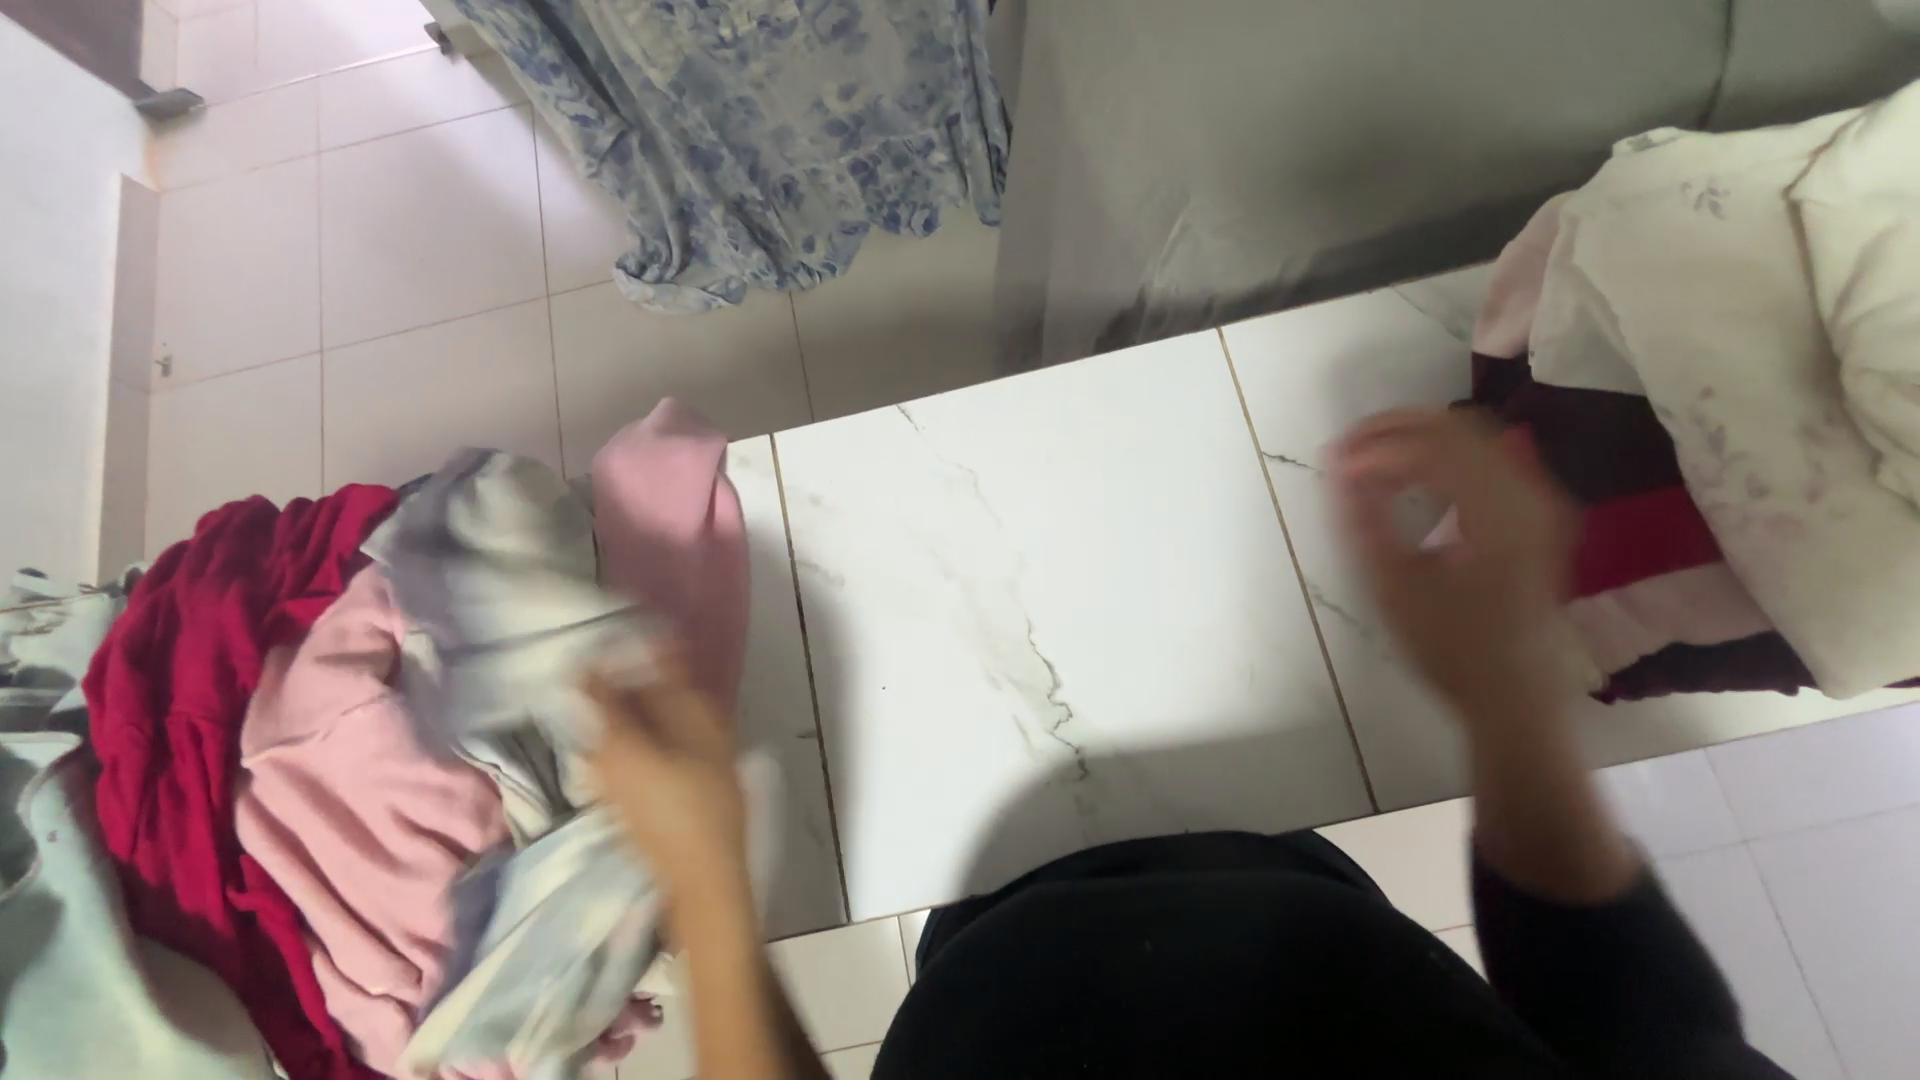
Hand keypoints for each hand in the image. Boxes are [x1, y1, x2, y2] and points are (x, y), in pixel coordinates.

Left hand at [585, 653, 749, 898]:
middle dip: (633, 682)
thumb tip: (653, 646)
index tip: (649, 648)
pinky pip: (616, 749)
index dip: (613, 653)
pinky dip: (639, 735)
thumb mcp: (704, 736)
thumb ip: (673, 689)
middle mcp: (591, 758)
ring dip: (639, 709)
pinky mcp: (612, 799)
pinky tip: (675, 746)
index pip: (585, 677)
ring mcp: (598, 782)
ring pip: (608, 727)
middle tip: (677, 681)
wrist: (703, 877)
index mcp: (609, 739)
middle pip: (597, 702)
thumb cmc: (709, 803)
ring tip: (681, 712)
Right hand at [1333, 409, 1575, 726]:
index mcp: (1500, 513)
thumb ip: (1364, 519)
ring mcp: (1538, 503)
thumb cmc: (1448, 647)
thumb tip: (1340, 466)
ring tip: (1367, 458)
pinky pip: (1485, 460)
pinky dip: (1439, 457)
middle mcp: (1530, 495)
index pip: (1435, 446)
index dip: (1378, 444)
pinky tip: (1406, 476)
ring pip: (1473, 438)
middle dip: (1396, 429)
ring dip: (1416, 439)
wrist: (1510, 694)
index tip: (1332, 460)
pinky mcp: (1533, 516)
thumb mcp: (1393, 585)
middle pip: (1460, 427)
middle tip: (1345, 447)